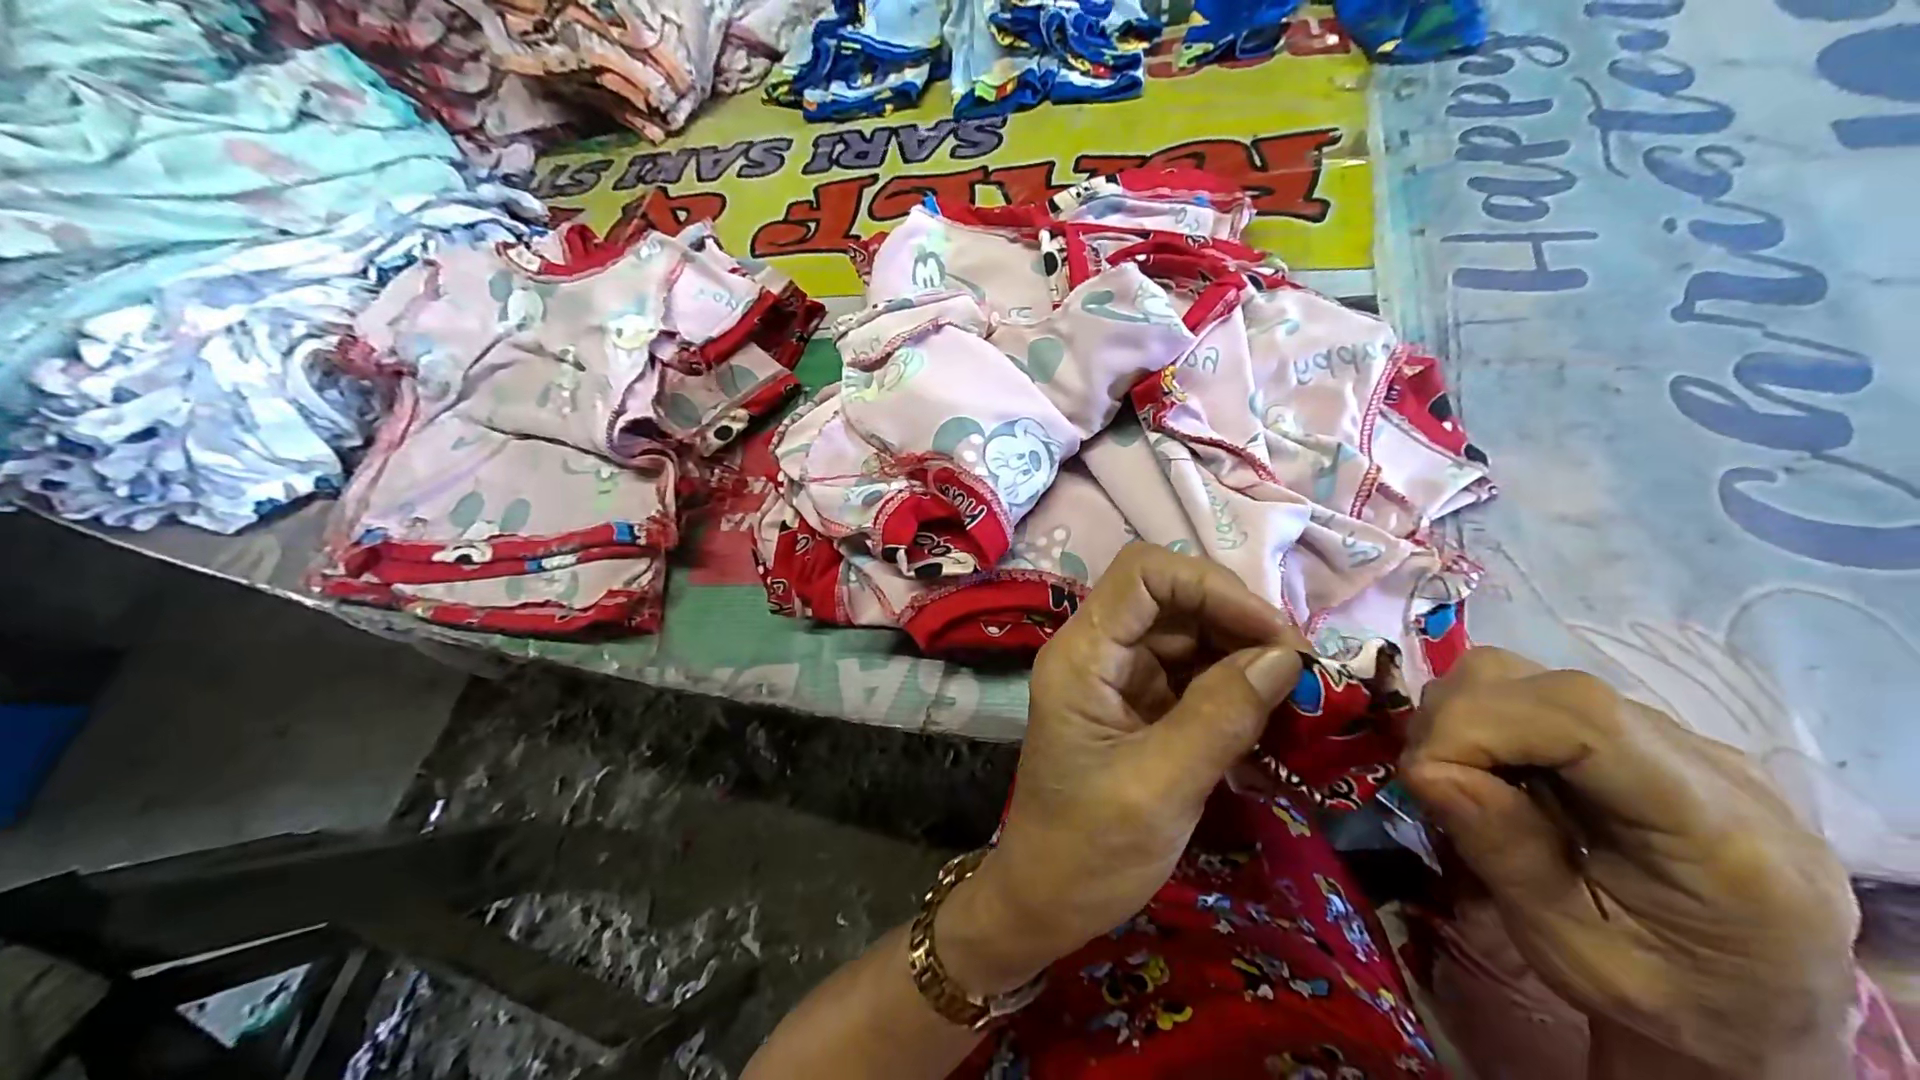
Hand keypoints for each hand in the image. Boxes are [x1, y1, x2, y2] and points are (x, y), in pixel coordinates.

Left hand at [937, 543, 1306, 995]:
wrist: (1046, 901)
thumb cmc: (1089, 850)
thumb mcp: (1160, 786)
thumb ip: (1221, 715)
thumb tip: (1285, 657)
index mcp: (1081, 656)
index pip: (1144, 574)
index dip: (1211, 587)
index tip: (1274, 635)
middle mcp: (1097, 652)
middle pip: (1171, 598)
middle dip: (1237, 621)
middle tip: (1301, 669)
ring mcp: (1117, 677)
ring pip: (1187, 633)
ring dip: (1242, 652)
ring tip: (1295, 691)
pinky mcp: (1138, 705)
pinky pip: (1191, 672)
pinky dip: (1232, 682)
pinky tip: (1269, 708)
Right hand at [1401, 647, 1858, 1077]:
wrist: (1751, 1011)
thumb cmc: (1667, 1000)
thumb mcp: (1576, 954)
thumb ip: (1509, 859)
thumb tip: (1428, 771)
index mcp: (1717, 832)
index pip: (1585, 720)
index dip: (1478, 725)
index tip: (1424, 777)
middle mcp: (1707, 763)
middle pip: (1551, 686)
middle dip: (1460, 720)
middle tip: (1433, 783)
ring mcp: (1676, 739)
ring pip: (1533, 676)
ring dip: (1466, 714)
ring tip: (1461, 777)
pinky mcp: (1639, 733)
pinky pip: (1536, 694)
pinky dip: (1485, 720)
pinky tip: (1496, 773)